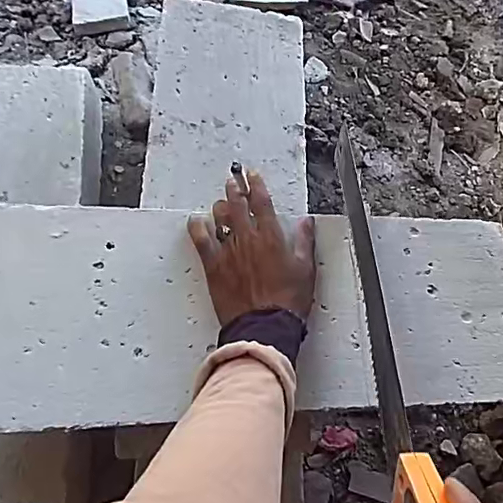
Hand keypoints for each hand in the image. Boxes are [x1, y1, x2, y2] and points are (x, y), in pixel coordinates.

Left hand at [186, 168, 316, 324]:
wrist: (265, 325)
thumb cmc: (287, 301)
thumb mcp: (306, 269)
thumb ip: (305, 242)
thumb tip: (306, 223)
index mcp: (272, 236)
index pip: (262, 201)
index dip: (257, 185)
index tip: (253, 176)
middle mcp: (248, 239)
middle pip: (238, 204)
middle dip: (235, 189)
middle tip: (234, 181)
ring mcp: (229, 251)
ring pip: (219, 217)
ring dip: (221, 206)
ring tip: (222, 202)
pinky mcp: (214, 266)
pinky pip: (201, 240)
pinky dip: (197, 227)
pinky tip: (196, 222)